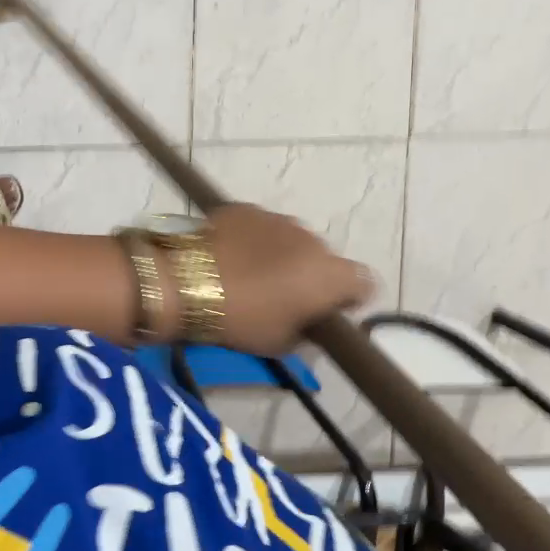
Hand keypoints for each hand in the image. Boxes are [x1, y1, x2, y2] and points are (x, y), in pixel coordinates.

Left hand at [202, 204, 373, 355]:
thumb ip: (306, 331)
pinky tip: (230, 254)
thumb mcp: (282, 343)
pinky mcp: (244, 208)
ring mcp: (277, 218)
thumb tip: (305, 321)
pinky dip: (253, 238)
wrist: (185, 280)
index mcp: (331, 274)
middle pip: (324, 258)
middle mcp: (312, 239)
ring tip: (251, 272)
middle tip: (283, 295)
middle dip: (310, 274)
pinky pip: (260, 226)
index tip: (326, 311)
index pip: (364, 283)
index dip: (348, 298)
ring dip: (282, 254)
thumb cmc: (242, 317)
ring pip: (292, 239)